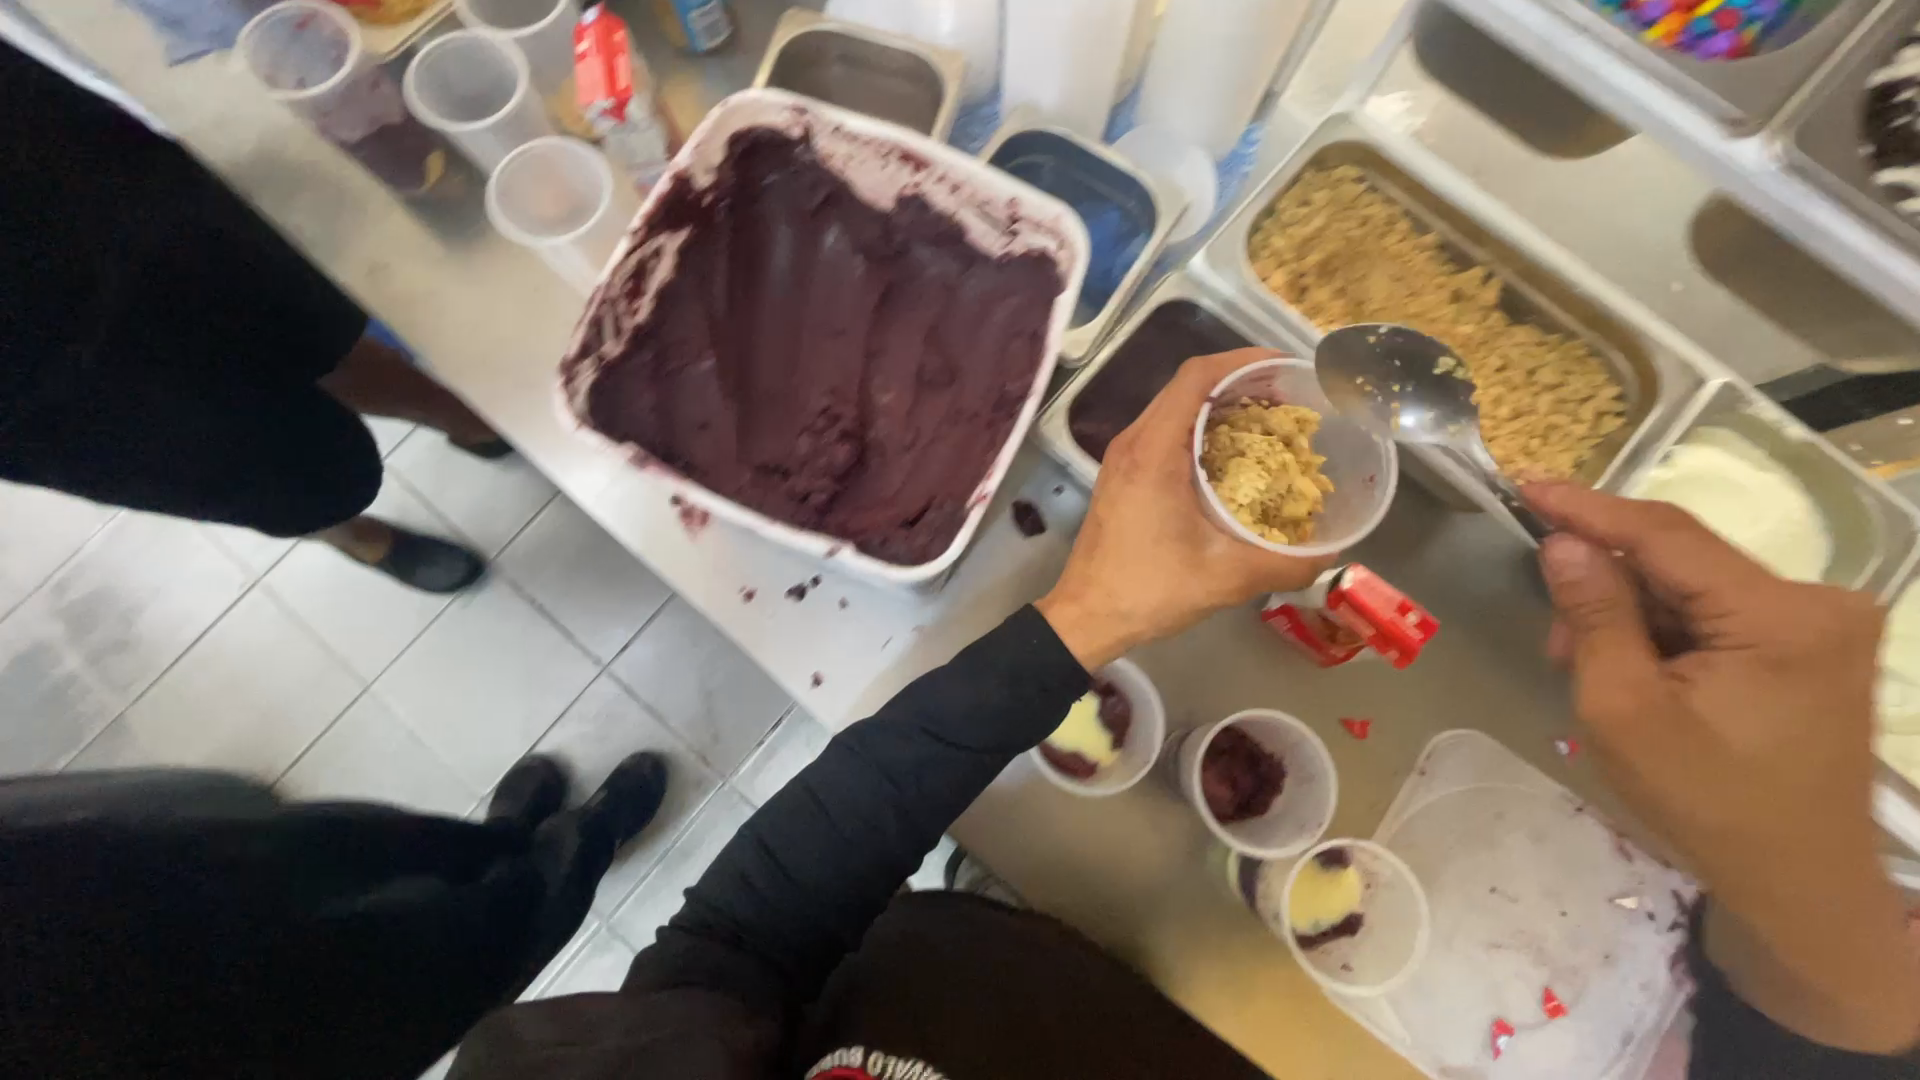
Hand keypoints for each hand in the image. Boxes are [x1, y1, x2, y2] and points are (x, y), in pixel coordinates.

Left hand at [1036, 350, 1336, 669]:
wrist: (1086, 616)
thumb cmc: (1148, 590)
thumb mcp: (1226, 577)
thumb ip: (1286, 564)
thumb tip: (1332, 555)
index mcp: (1153, 450)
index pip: (1196, 376)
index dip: (1244, 360)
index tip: (1288, 367)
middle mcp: (1133, 443)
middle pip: (1187, 387)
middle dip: (1241, 383)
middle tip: (1291, 400)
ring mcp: (1122, 459)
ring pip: (1174, 410)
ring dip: (1220, 407)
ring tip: (1270, 422)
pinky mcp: (1121, 477)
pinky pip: (1164, 434)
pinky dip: (1200, 432)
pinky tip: (1233, 458)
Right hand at [1526, 481, 1919, 1053]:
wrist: (1795, 877)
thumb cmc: (1703, 797)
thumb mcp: (1621, 707)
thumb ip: (1595, 616)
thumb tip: (1562, 542)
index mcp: (1778, 617)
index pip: (1665, 534)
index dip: (1587, 506)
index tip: (1525, 485)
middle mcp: (1813, 602)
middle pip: (1675, 559)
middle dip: (1602, 585)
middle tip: (1555, 640)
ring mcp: (1815, 623)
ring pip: (1685, 584)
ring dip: (1624, 613)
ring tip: (1588, 669)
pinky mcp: (1803, 643)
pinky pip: (1706, 610)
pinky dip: (1654, 630)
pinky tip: (1629, 670)